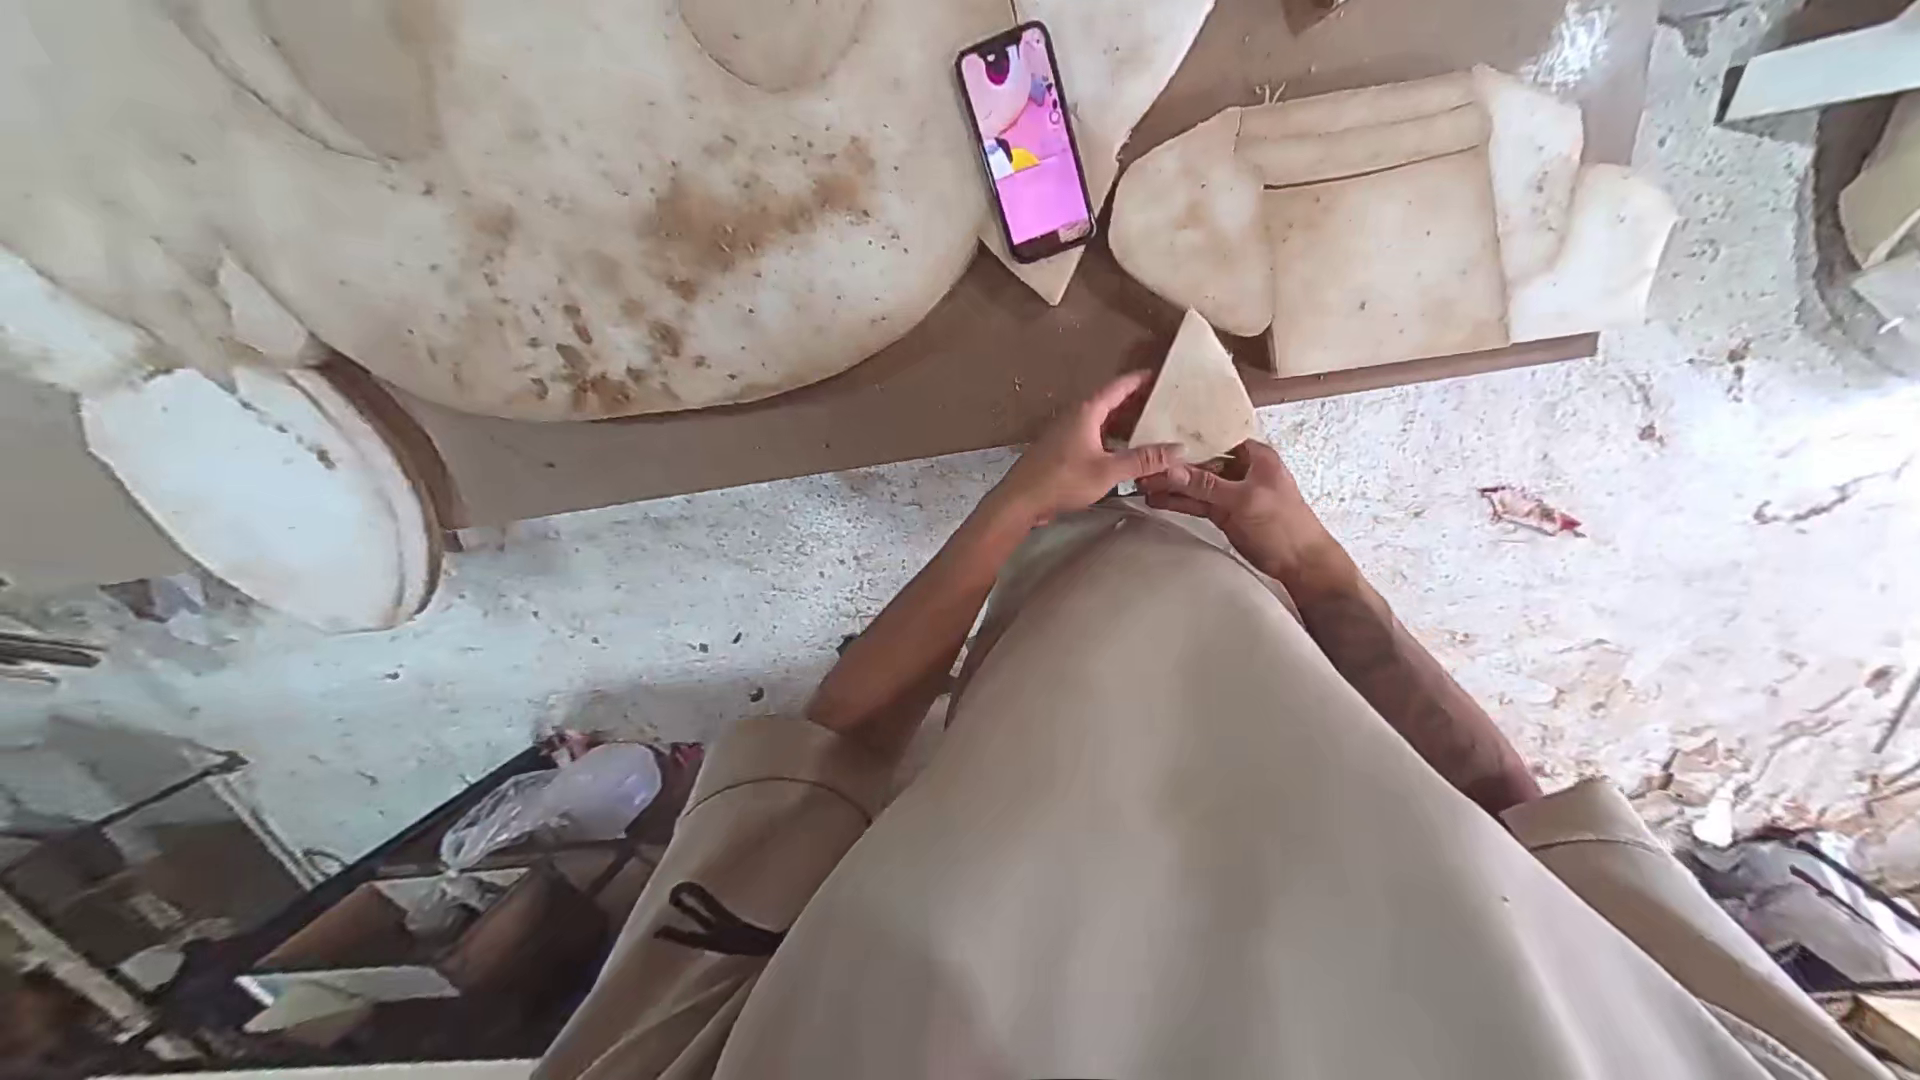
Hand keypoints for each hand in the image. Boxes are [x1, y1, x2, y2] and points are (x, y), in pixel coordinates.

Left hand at [987, 371, 1181, 527]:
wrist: (1021, 500)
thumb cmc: (1061, 480)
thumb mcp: (1108, 471)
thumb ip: (1143, 460)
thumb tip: (1178, 450)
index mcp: (1086, 412)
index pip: (1118, 386)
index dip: (1140, 380)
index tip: (1161, 375)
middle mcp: (1074, 416)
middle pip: (1110, 402)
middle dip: (1136, 402)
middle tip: (1162, 404)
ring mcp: (1065, 433)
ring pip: (1100, 421)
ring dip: (1122, 422)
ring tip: (1149, 427)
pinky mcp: (1060, 450)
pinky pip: (1091, 436)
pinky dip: (1109, 439)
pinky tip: (1122, 452)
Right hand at [1138, 441, 1351, 590]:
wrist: (1301, 563)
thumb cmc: (1287, 527)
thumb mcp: (1244, 500)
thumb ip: (1207, 485)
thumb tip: (1175, 471)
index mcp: (1255, 457)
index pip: (1217, 439)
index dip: (1191, 439)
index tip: (1163, 439)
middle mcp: (1242, 471)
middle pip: (1201, 463)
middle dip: (1173, 466)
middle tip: (1146, 468)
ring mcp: (1231, 492)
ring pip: (1195, 484)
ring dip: (1171, 485)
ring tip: (1144, 485)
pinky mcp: (1223, 512)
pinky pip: (1196, 502)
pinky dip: (1178, 502)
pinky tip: (1158, 500)